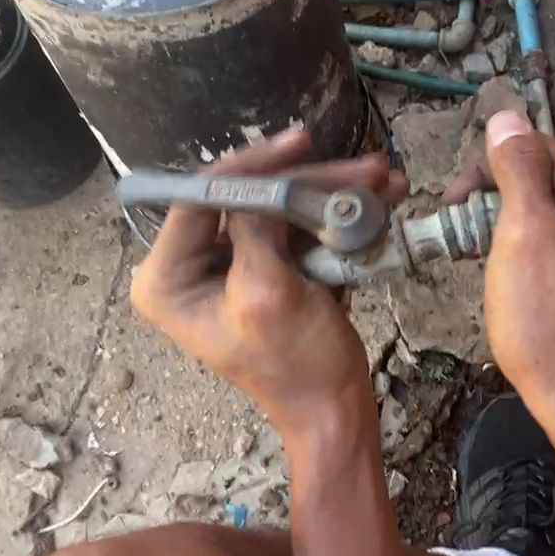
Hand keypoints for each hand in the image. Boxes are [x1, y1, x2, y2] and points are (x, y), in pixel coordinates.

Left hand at [129, 131, 405, 441]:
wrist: (334, 410)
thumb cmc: (297, 366)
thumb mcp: (268, 295)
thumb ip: (255, 232)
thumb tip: (266, 184)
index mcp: (169, 278)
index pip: (200, 198)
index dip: (252, 167)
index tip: (302, 145)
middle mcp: (192, 265)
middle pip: (248, 198)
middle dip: (311, 182)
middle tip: (367, 169)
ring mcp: (234, 265)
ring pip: (281, 207)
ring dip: (334, 193)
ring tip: (385, 181)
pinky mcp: (270, 268)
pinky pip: (299, 228)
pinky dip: (336, 215)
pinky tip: (378, 202)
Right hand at [449, 111, 554, 486]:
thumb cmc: (547, 321)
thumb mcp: (522, 234)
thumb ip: (518, 168)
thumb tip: (507, 117)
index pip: (531, 148)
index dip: (485, 175)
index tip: (454, 211)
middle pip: (543, 177)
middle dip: (499, 202)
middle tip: (470, 245)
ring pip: (552, 209)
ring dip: (514, 227)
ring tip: (493, 267)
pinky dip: (536, 250)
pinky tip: (522, 282)